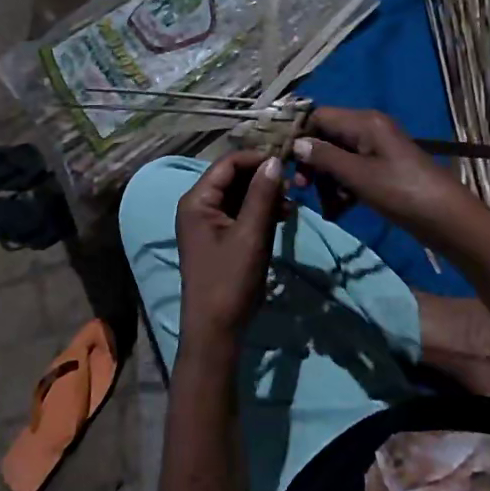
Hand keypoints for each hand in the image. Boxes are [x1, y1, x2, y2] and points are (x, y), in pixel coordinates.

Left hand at [175, 150, 288, 339]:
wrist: (215, 332)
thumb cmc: (230, 281)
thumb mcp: (251, 235)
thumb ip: (262, 195)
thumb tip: (276, 160)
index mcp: (197, 201)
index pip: (228, 163)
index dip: (257, 159)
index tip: (287, 164)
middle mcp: (197, 206)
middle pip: (232, 177)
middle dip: (262, 178)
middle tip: (292, 186)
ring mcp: (206, 223)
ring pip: (237, 195)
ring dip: (263, 195)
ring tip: (290, 206)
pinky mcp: (216, 238)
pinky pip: (238, 212)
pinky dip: (258, 211)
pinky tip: (280, 218)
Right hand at [290, 107, 474, 234]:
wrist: (448, 219)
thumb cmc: (402, 192)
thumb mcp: (358, 176)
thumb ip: (325, 157)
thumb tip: (296, 144)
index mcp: (365, 122)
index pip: (319, 116)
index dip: (300, 136)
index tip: (283, 161)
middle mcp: (370, 128)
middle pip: (327, 136)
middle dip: (313, 162)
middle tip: (301, 188)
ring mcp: (377, 150)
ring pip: (338, 157)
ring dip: (327, 180)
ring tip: (326, 207)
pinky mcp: (383, 170)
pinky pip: (353, 172)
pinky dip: (343, 189)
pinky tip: (339, 211)